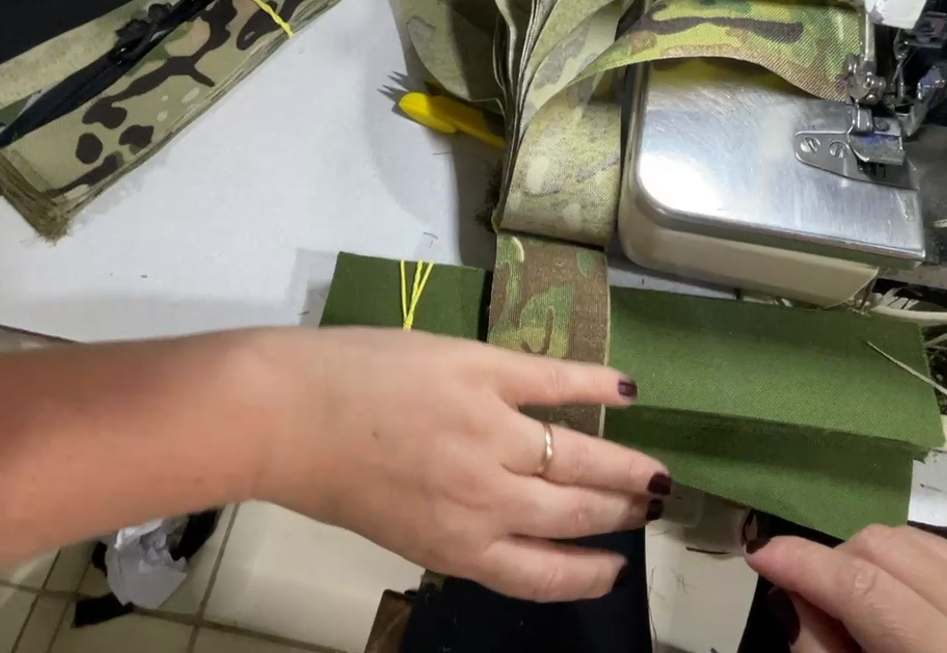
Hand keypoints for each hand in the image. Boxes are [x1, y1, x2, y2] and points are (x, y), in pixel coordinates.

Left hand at [237, 327, 670, 601]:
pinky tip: (628, 388)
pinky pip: (555, 381)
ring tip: (657, 471)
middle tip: (651, 506)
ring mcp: (491, 432)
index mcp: (459, 544)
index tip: (618, 567)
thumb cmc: (330, 474)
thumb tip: (505, 513)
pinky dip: (595, 383)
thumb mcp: (397, 524)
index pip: (546, 573)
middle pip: (575, 514)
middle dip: (621, 514)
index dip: (590, 574)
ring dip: (626, 467)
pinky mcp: (484, 372)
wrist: (289, 411)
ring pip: (581, 457)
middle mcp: (488, 498)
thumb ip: (453, 525)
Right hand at [748, 526, 946, 652]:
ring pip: (917, 539)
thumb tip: (802, 596)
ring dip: (871, 560)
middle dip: (836, 563)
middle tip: (818, 605)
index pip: (868, 590)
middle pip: (888, 548)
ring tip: (864, 607)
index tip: (759, 557)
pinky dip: (915, 568)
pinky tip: (911, 606)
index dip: (805, 565)